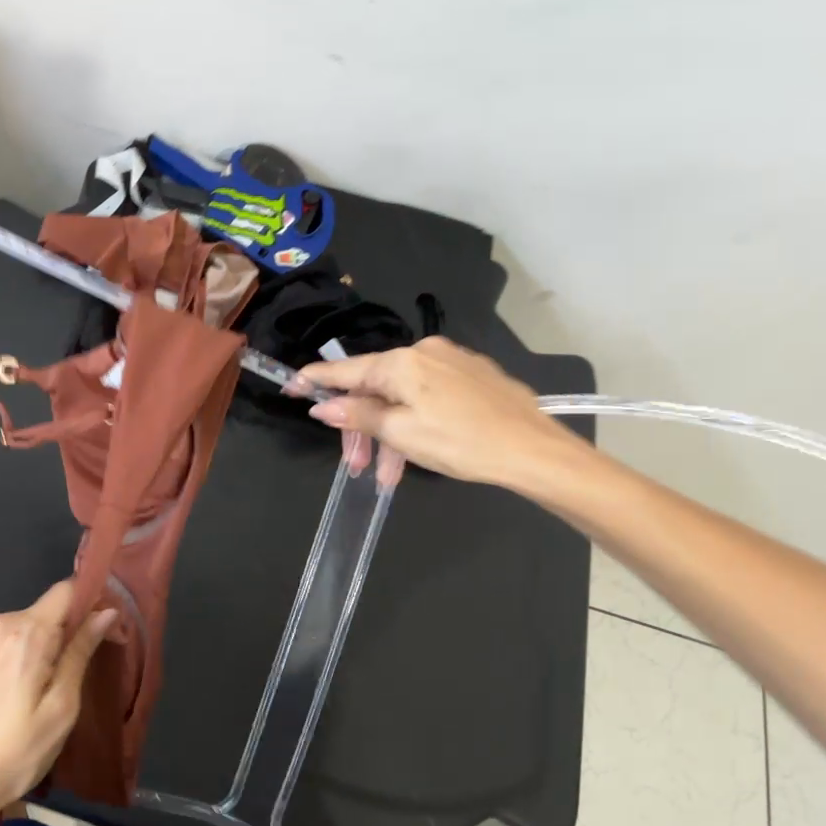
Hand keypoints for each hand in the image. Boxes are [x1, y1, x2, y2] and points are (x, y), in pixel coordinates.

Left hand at [0, 582, 115, 823]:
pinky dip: (20, 651)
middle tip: (86, 666)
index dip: (91, 601)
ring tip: (53, 684)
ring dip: (44, 642)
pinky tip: (22, 686)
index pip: (65, 590)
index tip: (109, 628)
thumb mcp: (61, 706)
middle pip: (45, 609)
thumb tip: (106, 613)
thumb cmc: (17, 751)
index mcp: (25, 632)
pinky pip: (2, 639)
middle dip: (70, 627)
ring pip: (23, 625)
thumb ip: (81, 652)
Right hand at [294, 337, 582, 487]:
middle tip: (354, 464)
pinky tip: (417, 449)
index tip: (289, 386)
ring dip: (389, 432)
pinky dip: (413, 420)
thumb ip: (358, 416)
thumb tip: (324, 406)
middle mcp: (424, 352)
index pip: (344, 370)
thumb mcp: (401, 433)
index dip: (314, 380)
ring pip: (402, 395)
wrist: (536, 450)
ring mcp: (452, 362)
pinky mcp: (473, 376)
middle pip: (375, 386)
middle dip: (360, 425)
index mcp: (401, 363)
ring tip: (388, 472)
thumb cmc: (462, 443)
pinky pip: (427, 395)